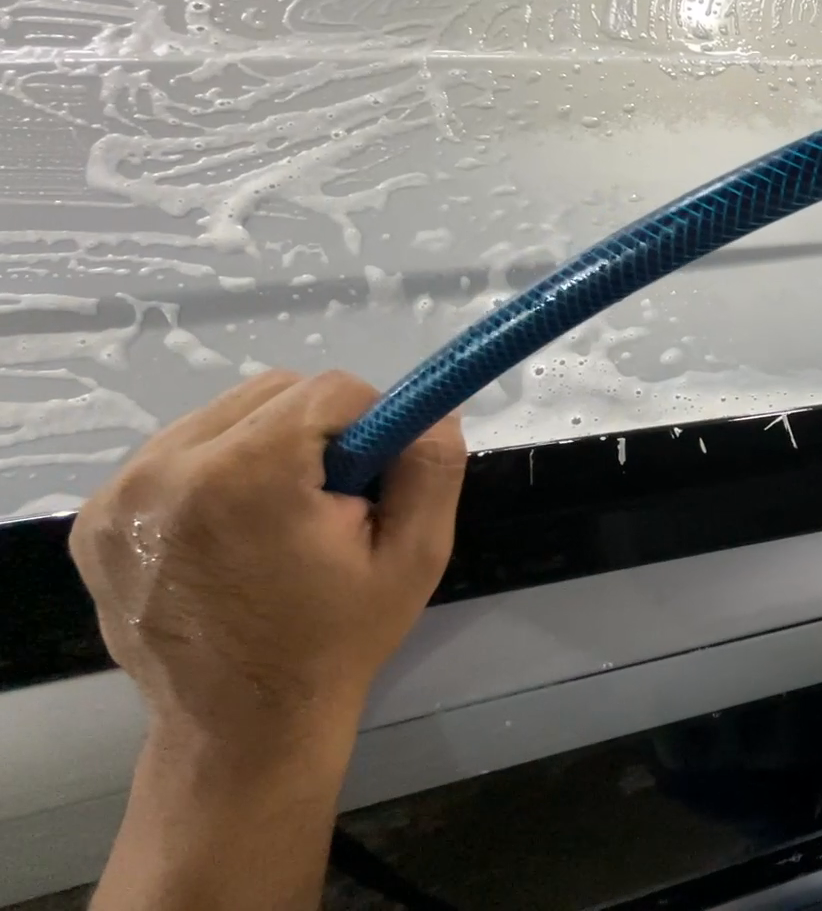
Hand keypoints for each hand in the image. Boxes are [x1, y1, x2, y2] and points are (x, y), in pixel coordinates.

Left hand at [69, 371, 464, 753]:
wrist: (242, 722)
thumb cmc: (339, 636)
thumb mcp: (418, 554)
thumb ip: (432, 469)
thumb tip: (434, 412)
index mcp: (243, 480)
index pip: (330, 390)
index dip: (376, 420)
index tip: (383, 474)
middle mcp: (162, 473)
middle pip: (275, 390)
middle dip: (326, 427)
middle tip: (344, 496)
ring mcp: (116, 496)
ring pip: (227, 412)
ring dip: (277, 441)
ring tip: (293, 511)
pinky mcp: (95, 517)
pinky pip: (184, 448)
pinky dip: (229, 464)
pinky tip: (245, 523)